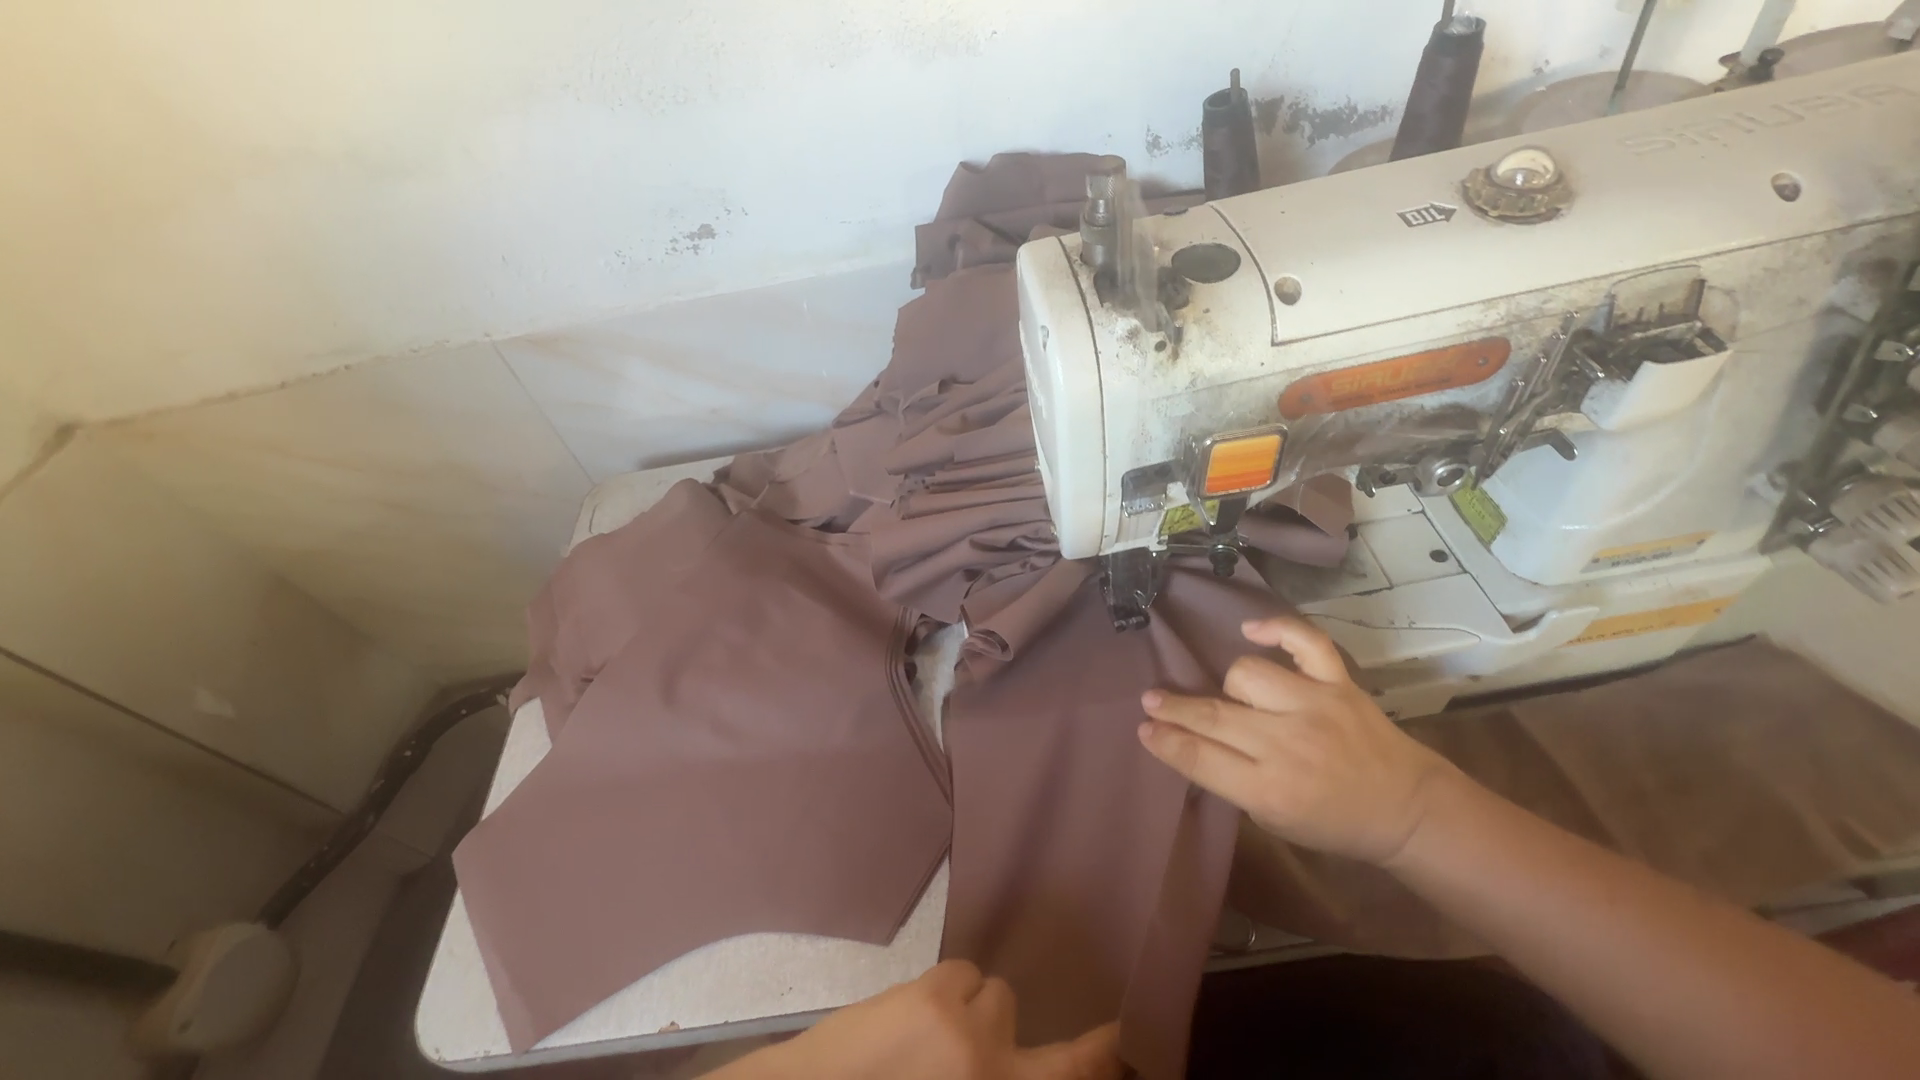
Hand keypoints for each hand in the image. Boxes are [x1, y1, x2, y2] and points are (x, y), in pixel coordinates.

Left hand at [717, 960, 1121, 1079]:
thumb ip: (992, 1074)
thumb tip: (1013, 1056)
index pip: (1072, 1076)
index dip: (1107, 1059)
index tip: (1128, 1040)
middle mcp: (997, 1068)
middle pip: (1049, 1045)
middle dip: (1016, 1043)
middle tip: (981, 1045)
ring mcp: (971, 1034)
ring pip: (997, 996)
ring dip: (972, 1010)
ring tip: (928, 1034)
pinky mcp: (939, 996)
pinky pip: (965, 974)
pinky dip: (947, 988)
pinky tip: (914, 1012)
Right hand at [1137, 616, 1459, 865]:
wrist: (1406, 809)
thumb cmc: (1334, 823)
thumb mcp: (1274, 821)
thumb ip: (1234, 783)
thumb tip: (1192, 744)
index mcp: (1268, 790)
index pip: (1199, 757)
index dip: (1165, 740)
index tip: (1143, 727)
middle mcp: (1286, 744)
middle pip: (1213, 716)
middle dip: (1173, 708)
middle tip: (1149, 699)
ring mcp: (1315, 707)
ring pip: (1247, 675)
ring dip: (1230, 686)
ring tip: (1231, 698)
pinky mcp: (1339, 684)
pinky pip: (1304, 642)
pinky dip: (1276, 629)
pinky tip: (1250, 630)